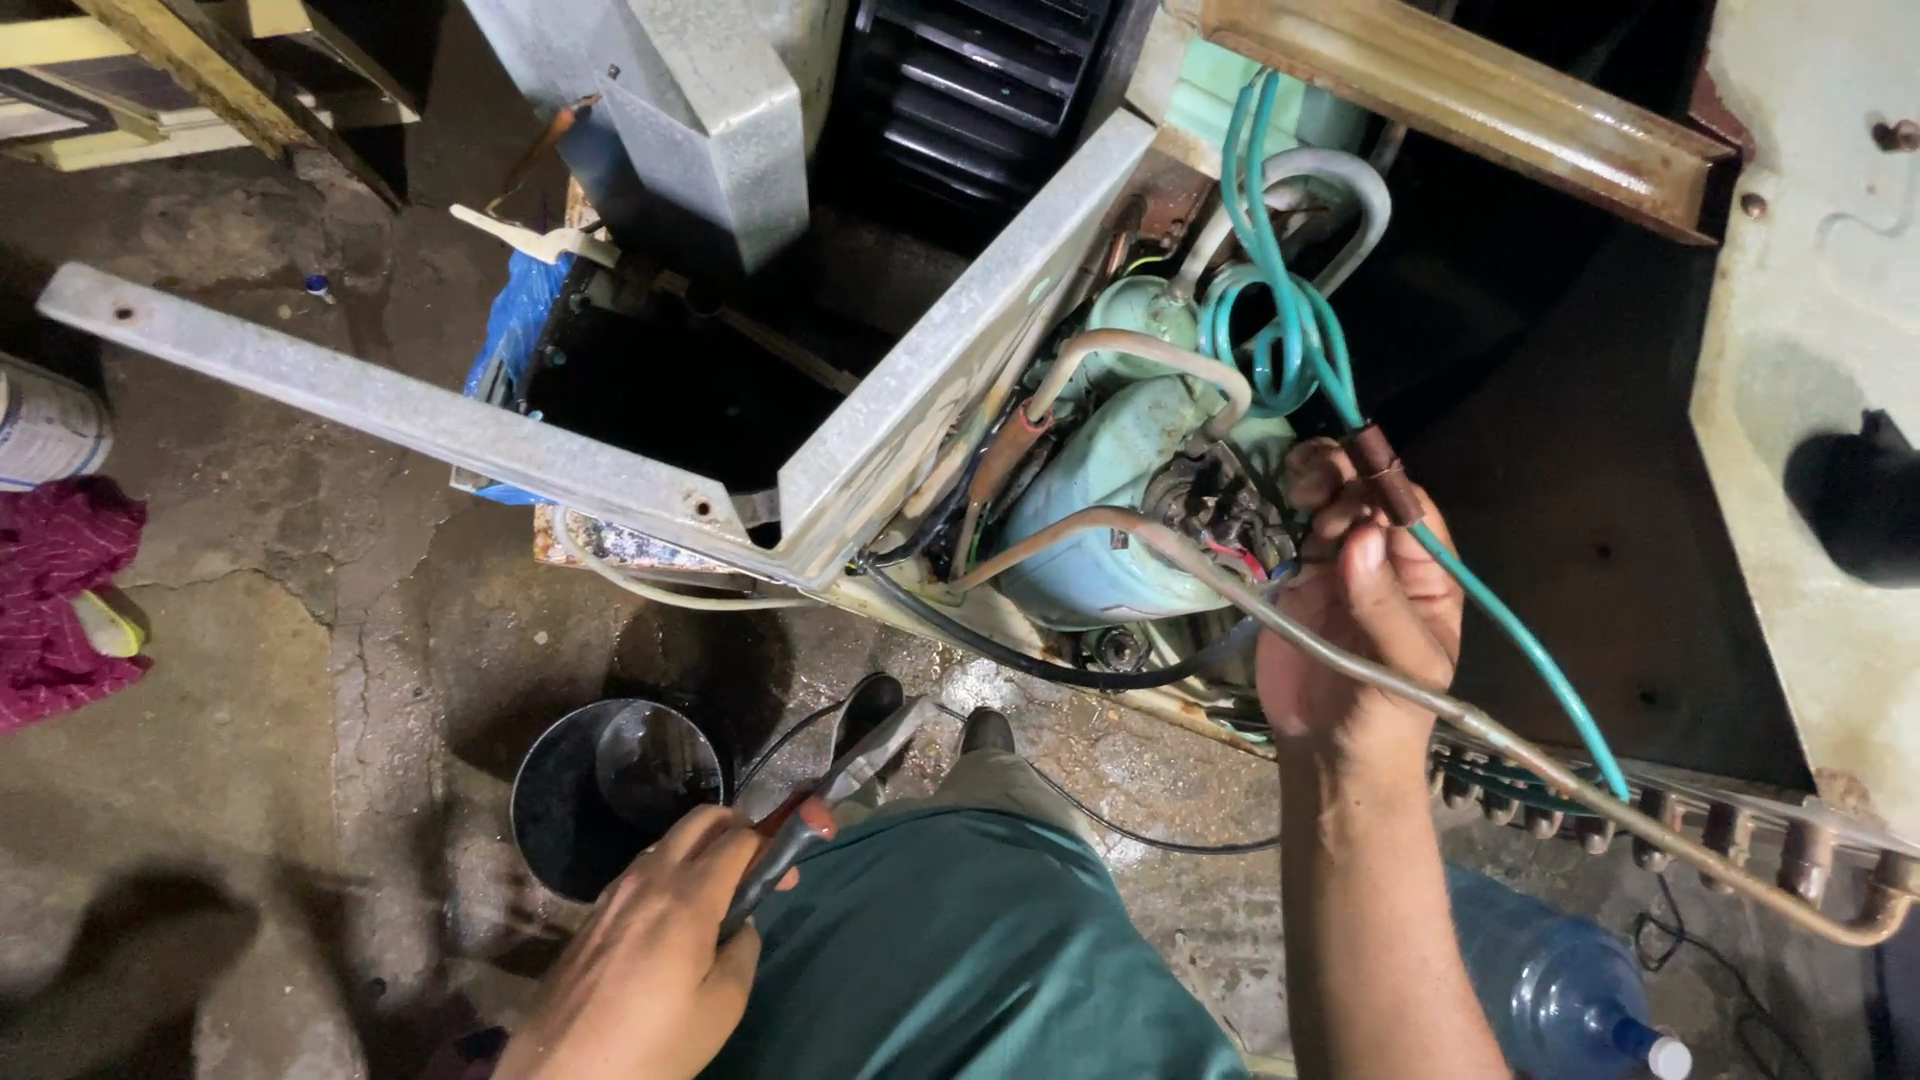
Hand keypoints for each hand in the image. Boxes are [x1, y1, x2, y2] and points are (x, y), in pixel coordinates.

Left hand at [493, 806, 777, 1079]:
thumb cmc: (650, 1047)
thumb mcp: (722, 1008)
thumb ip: (744, 950)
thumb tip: (739, 925)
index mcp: (688, 897)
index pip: (739, 838)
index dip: (769, 846)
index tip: (784, 876)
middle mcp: (651, 878)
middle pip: (702, 818)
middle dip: (736, 827)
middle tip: (752, 864)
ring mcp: (616, 891)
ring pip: (669, 840)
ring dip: (700, 847)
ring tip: (715, 891)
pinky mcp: (592, 912)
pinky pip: (642, 868)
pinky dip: (669, 870)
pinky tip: (672, 914)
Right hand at [1256, 438, 1463, 779]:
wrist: (1327, 752)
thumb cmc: (1387, 716)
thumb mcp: (1405, 668)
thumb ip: (1385, 606)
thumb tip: (1362, 537)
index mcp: (1425, 578)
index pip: (1410, 514)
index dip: (1383, 490)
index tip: (1351, 492)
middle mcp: (1380, 564)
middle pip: (1363, 498)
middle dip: (1342, 480)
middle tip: (1313, 493)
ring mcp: (1333, 570)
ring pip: (1323, 506)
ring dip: (1309, 484)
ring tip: (1295, 491)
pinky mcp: (1291, 582)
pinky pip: (1284, 535)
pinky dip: (1275, 514)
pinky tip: (1268, 505)